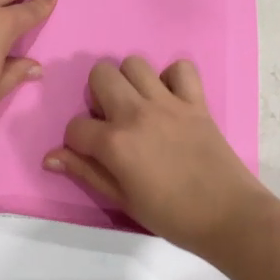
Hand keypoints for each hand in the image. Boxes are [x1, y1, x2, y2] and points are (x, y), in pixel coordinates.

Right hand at [44, 57, 271, 250]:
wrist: (228, 216)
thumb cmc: (171, 216)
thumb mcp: (122, 199)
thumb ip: (86, 172)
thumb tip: (50, 156)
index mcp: (115, 142)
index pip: (76, 126)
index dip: (76, 141)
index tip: (89, 154)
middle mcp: (137, 113)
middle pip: (100, 74)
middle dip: (97, 95)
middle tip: (111, 120)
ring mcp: (168, 103)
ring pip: (135, 63)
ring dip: (130, 81)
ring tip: (138, 106)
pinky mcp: (196, 101)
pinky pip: (181, 68)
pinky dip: (172, 78)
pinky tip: (170, 100)